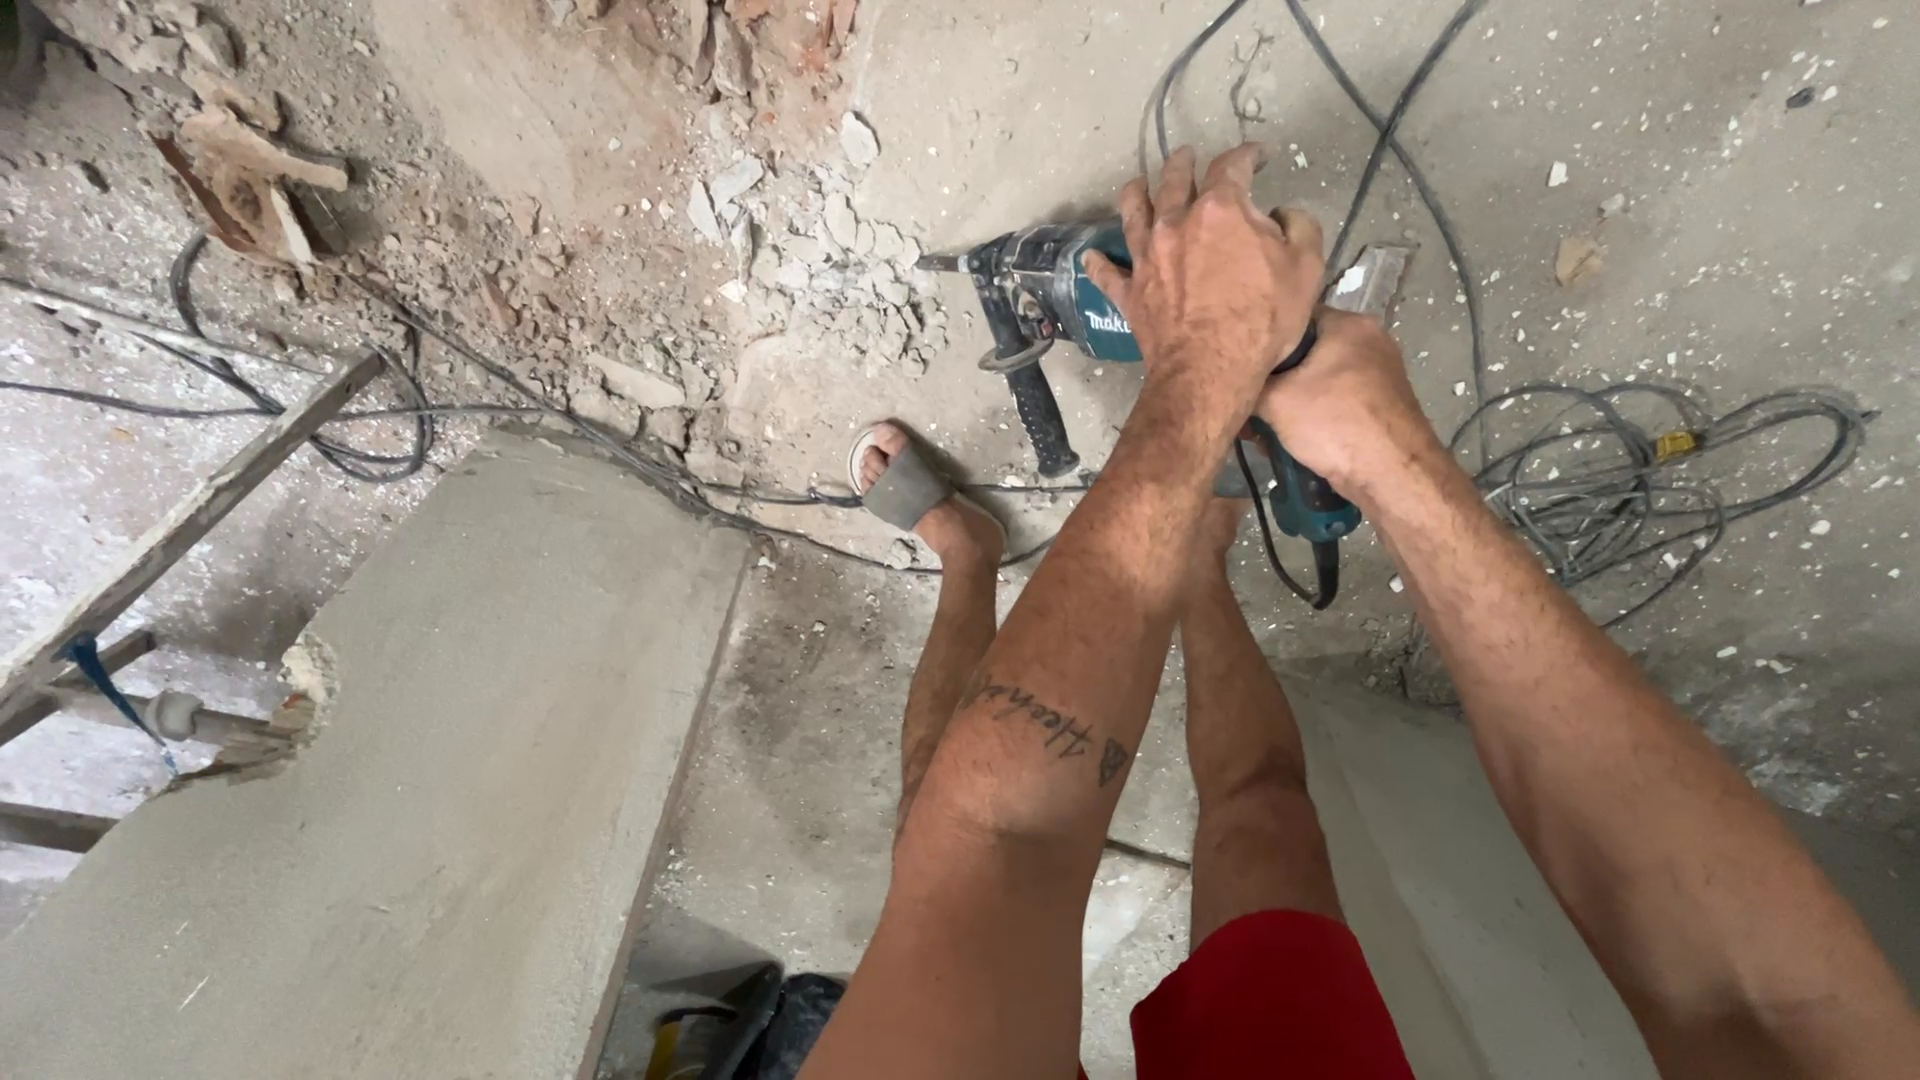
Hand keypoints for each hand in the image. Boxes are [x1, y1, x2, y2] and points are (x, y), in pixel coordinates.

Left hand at [1082, 144, 1325, 421]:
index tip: (1256, 156)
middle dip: (1183, 164)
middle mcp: (1176, 224)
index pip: (1232, 166)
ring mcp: (1147, 259)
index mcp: (1220, 210)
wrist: (1209, 369)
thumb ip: (1298, 228)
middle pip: (1174, 181)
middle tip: (1186, 156)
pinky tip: (1092, 257)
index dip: (1246, 155)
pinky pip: (1107, 275)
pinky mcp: (1129, 293)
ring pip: (1133, 215)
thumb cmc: (1262, 320)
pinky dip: (1099, 264)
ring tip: (1136, 185)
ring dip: (1135, 194)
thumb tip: (1280, 216)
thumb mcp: (1305, 268)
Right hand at [1254, 308, 1445, 495]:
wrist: (1389, 473)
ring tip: (1261, 429)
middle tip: (1247, 404)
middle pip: (1304, 353)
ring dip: (1287, 404)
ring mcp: (1378, 373)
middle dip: (1273, 382)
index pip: (1292, 320)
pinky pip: (1332, 401)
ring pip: (1315, 381)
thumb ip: (1250, 383)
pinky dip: (1310, 416)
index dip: (1261, 342)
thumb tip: (1234, 380)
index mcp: (1348, 324)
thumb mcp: (1275, 400)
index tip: (1239, 365)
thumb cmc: (1333, 423)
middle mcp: (1369, 340)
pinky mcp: (1379, 403)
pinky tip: (1288, 438)